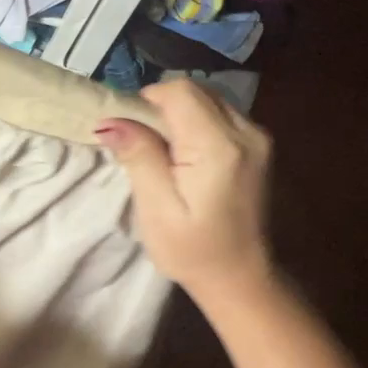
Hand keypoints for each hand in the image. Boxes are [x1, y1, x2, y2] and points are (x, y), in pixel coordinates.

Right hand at [95, 79, 274, 299]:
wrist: (239, 276)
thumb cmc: (190, 249)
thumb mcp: (156, 207)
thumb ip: (139, 157)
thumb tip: (110, 121)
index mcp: (219, 147)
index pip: (180, 92)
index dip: (146, 101)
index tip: (126, 131)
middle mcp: (246, 132)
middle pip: (197, 90)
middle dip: (161, 106)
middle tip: (139, 143)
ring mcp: (257, 138)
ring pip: (209, 100)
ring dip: (177, 115)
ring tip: (159, 152)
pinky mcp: (257, 146)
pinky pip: (220, 116)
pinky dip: (194, 124)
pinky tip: (181, 158)